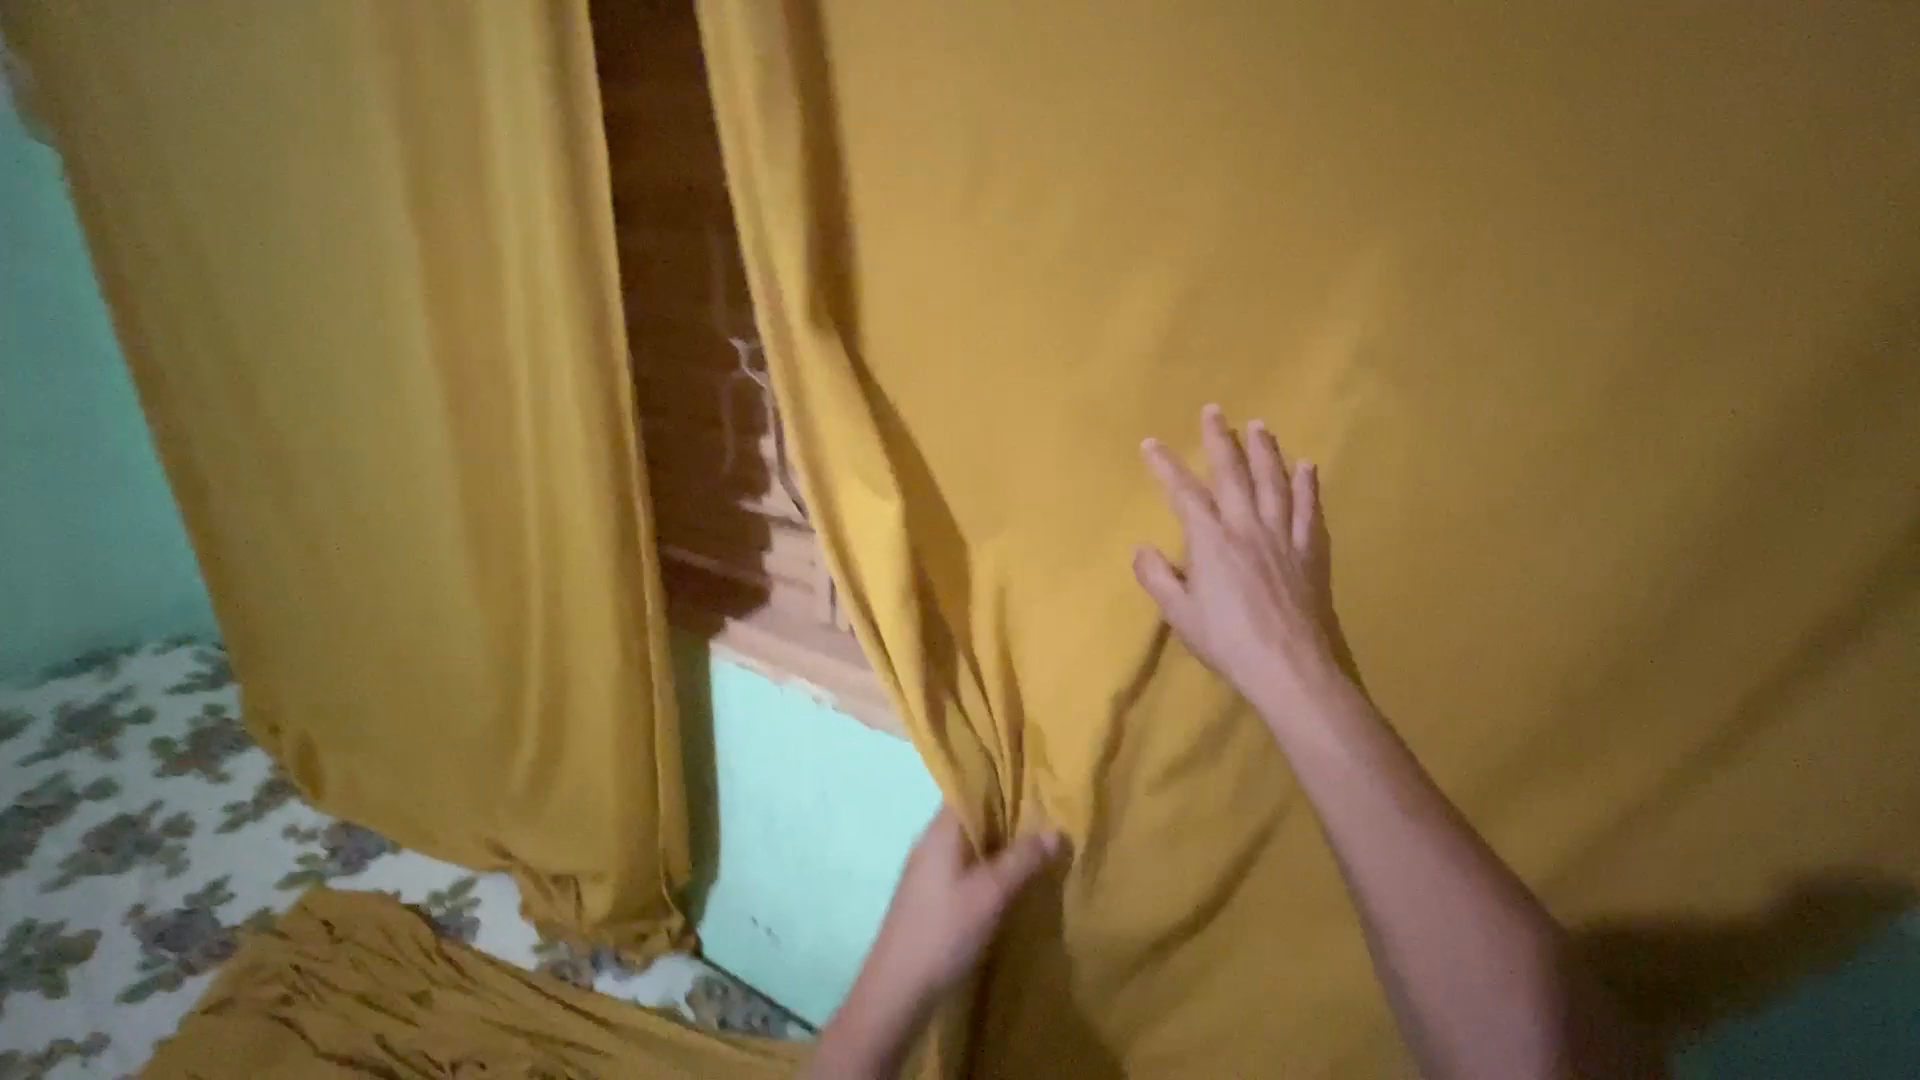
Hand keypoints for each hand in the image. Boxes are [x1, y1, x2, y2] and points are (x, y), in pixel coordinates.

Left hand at [809, 806, 1061, 1078]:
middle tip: (1048, 816)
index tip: (1036, 783)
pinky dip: (987, 865)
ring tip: (1038, 846)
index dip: (1002, 782)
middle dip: (1008, 816)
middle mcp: (930, 841)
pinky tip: (1010, 879)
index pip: (971, 788)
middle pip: (972, 815)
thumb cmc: (944, 932)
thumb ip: (1023, 859)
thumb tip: (1056, 829)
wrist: (896, 989)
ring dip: (999, 844)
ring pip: (969, 842)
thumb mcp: (991, 894)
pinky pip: (964, 864)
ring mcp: (927, 868)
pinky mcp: (929, 894)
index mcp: (941, 830)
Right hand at [1135, 405, 1352, 720]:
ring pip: (1274, 482)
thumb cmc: (1227, 641)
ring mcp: (1283, 536)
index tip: (1151, 444)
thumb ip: (1157, 577)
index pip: (1183, 493)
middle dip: (1219, 440)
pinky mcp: (1311, 551)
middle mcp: (1247, 526)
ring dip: (1265, 451)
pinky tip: (1307, 466)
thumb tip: (1141, 547)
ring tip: (1259, 426)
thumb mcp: (1179, 614)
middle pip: (1232, 474)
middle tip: (1213, 411)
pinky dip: (1308, 485)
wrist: (1289, 666)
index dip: (1165, 466)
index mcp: (1210, 540)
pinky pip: (1309, 510)